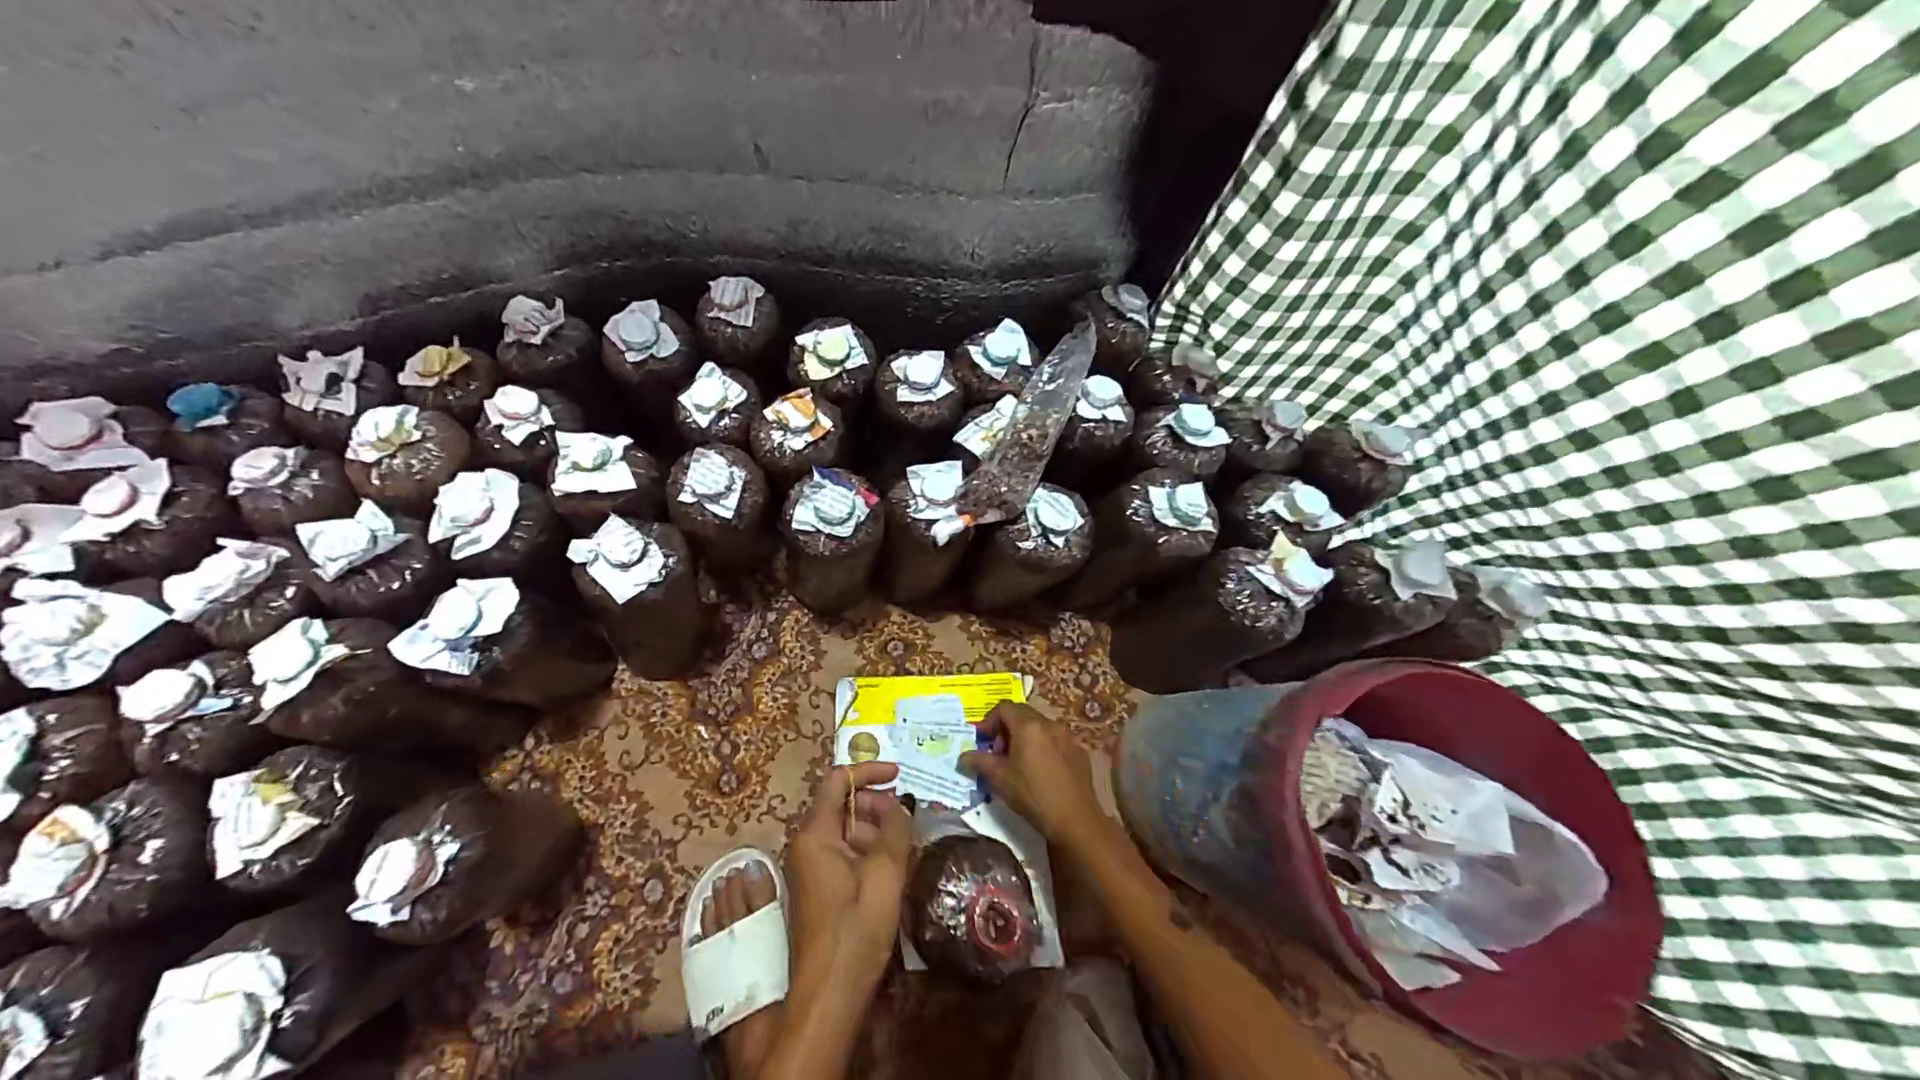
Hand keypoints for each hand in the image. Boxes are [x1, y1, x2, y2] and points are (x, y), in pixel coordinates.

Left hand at [784, 760, 912, 997]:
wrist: (829, 995)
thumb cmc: (856, 930)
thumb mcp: (885, 874)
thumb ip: (896, 829)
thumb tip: (900, 804)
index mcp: (815, 835)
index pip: (837, 780)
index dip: (869, 771)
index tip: (900, 776)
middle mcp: (805, 845)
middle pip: (842, 804)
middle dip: (876, 805)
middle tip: (908, 822)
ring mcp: (809, 868)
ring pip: (846, 830)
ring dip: (876, 831)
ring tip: (905, 848)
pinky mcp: (818, 888)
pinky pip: (844, 854)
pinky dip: (868, 852)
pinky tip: (892, 869)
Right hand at [959, 702, 1109, 855]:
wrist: (1075, 819)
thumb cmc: (1032, 794)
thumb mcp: (999, 778)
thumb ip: (978, 762)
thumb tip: (962, 757)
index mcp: (1028, 726)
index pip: (1004, 708)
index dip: (989, 721)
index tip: (982, 740)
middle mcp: (1050, 724)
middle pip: (1023, 714)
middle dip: (1006, 729)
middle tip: (998, 753)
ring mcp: (1068, 737)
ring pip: (1040, 727)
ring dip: (1024, 738)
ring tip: (1018, 763)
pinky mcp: (1079, 752)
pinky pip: (1055, 741)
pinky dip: (1042, 747)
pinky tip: (1040, 772)